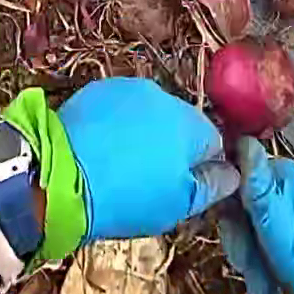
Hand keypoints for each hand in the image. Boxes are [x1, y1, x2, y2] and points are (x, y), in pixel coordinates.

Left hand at [58, 77, 237, 241]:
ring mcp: (130, 88)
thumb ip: (212, 186)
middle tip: (150, 178)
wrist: (60, 176)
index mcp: (189, 124)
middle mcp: (164, 97)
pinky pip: (121, 106)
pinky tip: (103, 147)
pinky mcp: (100, 89)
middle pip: (182, 123)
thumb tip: (233, 174)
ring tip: (123, 163)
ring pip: (151, 112)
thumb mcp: (176, 204)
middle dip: (173, 146)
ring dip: (146, 132)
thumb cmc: (126, 196)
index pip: (213, 142)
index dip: (201, 167)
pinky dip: (118, 123)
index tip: (181, 186)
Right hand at [217, 138, 293, 293]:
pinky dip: (259, 274)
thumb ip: (254, 179)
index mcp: (280, 174)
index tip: (228, 227)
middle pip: (238, 208)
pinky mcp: (288, 248)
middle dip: (238, 240)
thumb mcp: (275, 216)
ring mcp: (285, 221)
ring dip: (248, 263)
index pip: (234, 174)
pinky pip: (259, 254)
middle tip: (247, 264)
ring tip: (262, 287)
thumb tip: (241, 135)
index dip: (225, 202)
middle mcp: (281, 192)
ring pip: (246, 235)